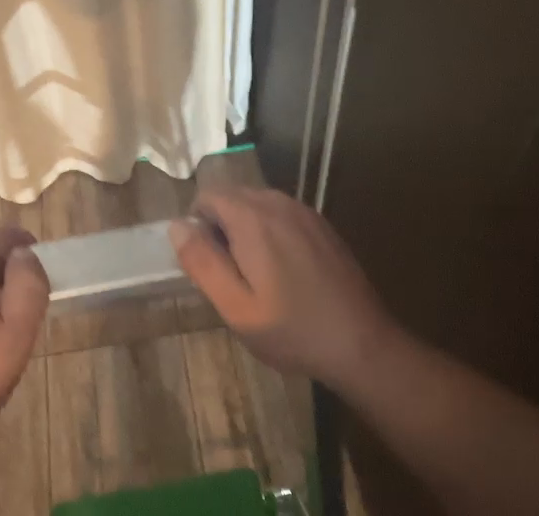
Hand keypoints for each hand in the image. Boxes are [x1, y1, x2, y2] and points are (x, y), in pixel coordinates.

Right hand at [169, 186, 396, 388]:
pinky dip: (270, 232)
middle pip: (233, 196)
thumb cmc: (292, 330)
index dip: (197, 225)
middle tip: (227, 274)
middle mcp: (278, 203)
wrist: (361, 342)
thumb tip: (177, 226)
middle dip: (220, 226)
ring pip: (258, 204)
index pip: (208, 195)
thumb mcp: (236, 307)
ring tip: (254, 275)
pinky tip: (283, 272)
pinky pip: (282, 215)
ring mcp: (305, 212)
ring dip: (245, 228)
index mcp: (253, 218)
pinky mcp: (321, 226)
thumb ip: (203, 262)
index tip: (206, 263)